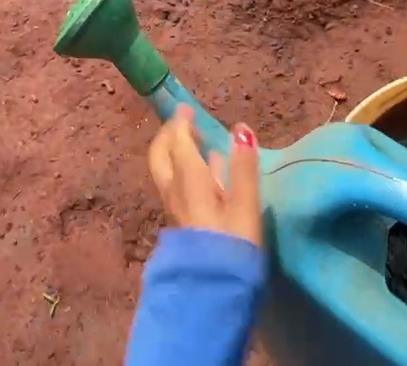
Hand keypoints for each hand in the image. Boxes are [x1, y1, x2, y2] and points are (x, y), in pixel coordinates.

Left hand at [146, 106, 261, 247]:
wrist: (212, 298)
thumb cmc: (233, 250)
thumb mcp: (245, 207)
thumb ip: (244, 167)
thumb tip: (241, 129)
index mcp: (190, 182)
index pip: (178, 143)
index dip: (180, 123)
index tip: (186, 109)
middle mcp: (175, 193)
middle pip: (161, 157)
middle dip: (168, 136)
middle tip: (182, 123)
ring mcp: (175, 212)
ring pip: (166, 173)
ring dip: (175, 153)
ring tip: (195, 144)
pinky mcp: (181, 227)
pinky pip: (177, 189)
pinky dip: (185, 172)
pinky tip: (207, 178)